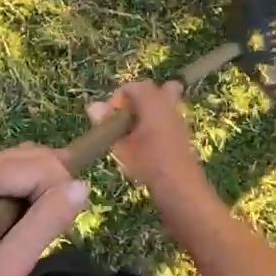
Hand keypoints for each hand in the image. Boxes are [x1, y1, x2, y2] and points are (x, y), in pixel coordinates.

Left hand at [0, 143, 87, 275]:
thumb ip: (44, 223)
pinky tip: (26, 217)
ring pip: (33, 160)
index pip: (43, 166)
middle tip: (43, 233)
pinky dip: (35, 189)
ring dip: (46, 191)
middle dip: (54, 191)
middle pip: (39, 158)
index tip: (53, 233)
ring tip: (33, 227)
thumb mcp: (9, 263)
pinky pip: (22, 168)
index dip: (58, 197)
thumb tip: (81, 185)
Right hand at [87, 80, 206, 193]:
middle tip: (124, 120)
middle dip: (137, 101)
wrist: (180, 188)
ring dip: (145, 115)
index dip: (117, 99)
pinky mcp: (182, 137)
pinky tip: (143, 146)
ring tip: (131, 135)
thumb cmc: (149, 163)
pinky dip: (154, 127)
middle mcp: (168, 106)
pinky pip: (166, 121)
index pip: (134, 87)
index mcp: (154, 102)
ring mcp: (178, 121)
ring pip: (162, 106)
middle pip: (154, 91)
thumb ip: (107, 122)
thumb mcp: (121, 144)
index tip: (110, 119)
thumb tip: (93, 106)